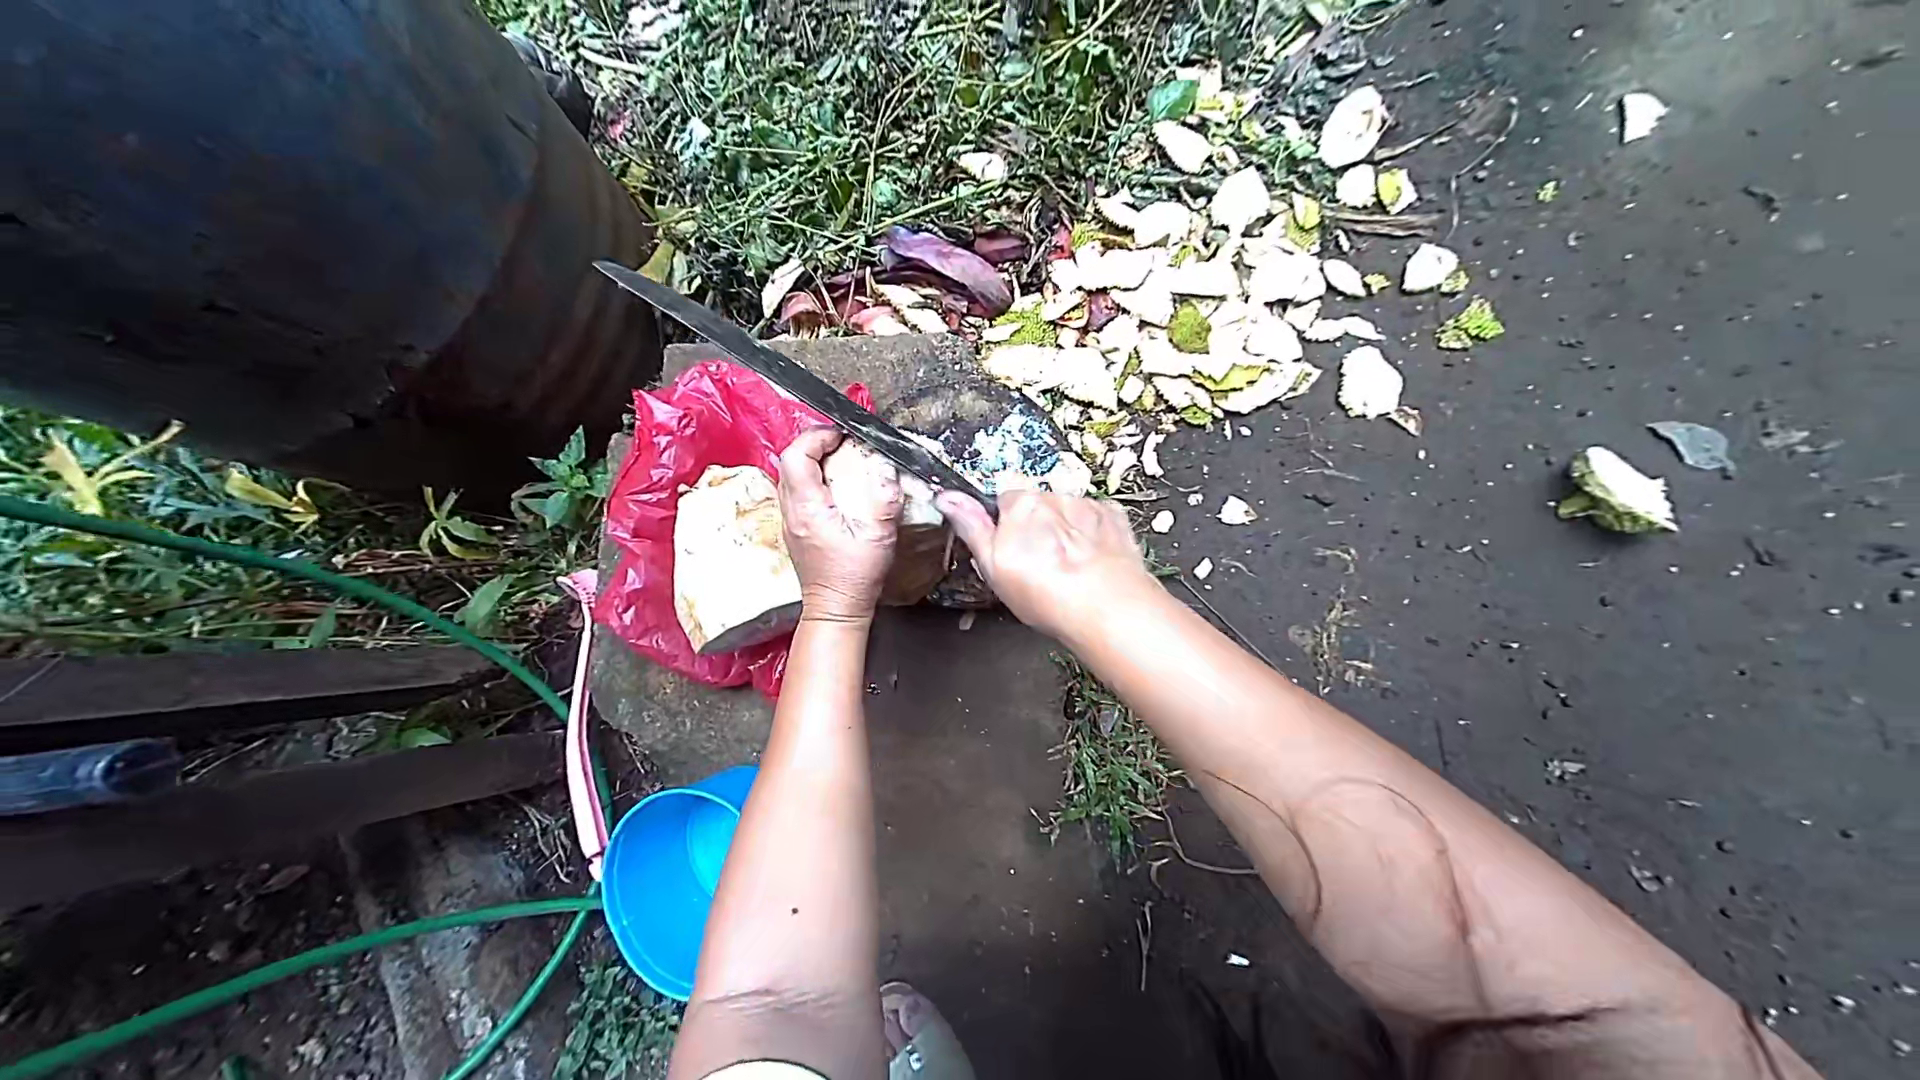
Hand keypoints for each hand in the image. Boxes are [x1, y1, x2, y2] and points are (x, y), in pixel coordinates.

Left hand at [778, 428, 901, 623]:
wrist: (836, 609)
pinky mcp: (796, 529)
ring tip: (841, 460)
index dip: (817, 436)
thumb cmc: (855, 578)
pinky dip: (813, 479)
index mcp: (807, 508)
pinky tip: (836, 487)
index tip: (841, 434)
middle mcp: (791, 511)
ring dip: (813, 460)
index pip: (796, 454)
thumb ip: (885, 498)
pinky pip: (796, 492)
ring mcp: (789, 521)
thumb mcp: (880, 536)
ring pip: (790, 475)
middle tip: (842, 442)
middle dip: (815, 443)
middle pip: (790, 461)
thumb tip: (886, 467)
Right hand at [933, 489, 1157, 642]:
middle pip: (1037, 507)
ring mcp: (1087, 506)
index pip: (1003, 503)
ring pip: (1067, 513)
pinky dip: (1092, 535)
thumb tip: (947, 498)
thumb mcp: (993, 566)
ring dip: (1066, 533)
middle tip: (1041, 567)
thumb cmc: (1048, 594)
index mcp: (1021, 504)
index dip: (1006, 531)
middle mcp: (1054, 497)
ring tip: (1068, 569)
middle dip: (1038, 530)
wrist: (1106, 608)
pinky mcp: (1114, 518)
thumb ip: (971, 526)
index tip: (1013, 554)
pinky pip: (1095, 519)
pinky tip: (1089, 562)